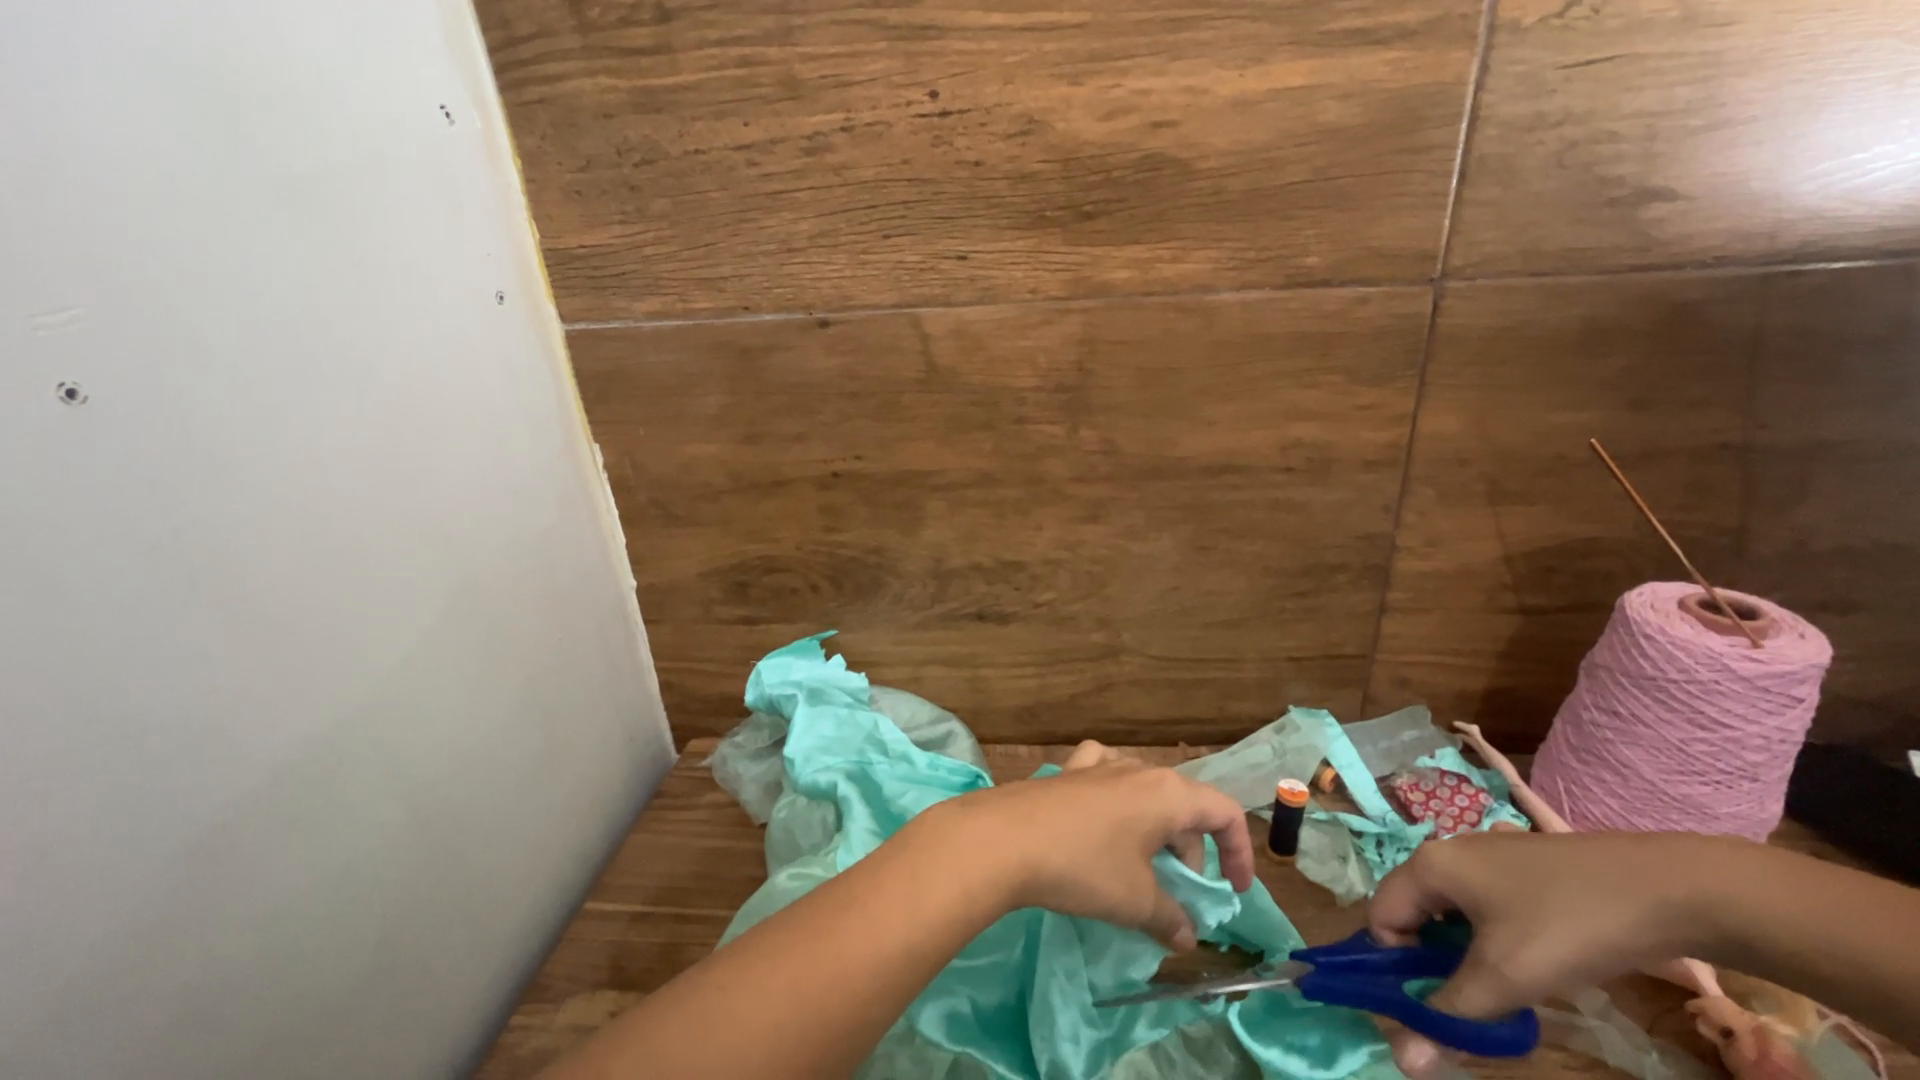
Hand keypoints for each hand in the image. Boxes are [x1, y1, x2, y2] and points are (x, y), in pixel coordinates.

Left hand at [913, 741, 1254, 952]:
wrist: (1000, 841)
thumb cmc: (1081, 867)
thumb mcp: (1134, 902)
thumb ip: (1169, 920)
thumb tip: (1186, 939)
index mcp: (1168, 793)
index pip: (1224, 813)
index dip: (1239, 853)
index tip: (1232, 892)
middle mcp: (1138, 769)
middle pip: (1183, 807)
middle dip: (1188, 854)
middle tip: (1173, 895)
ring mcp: (1098, 765)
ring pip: (1145, 794)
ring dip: (1153, 831)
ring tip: (1138, 867)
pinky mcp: (1065, 773)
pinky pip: (1104, 779)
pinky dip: (1114, 801)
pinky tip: (1100, 821)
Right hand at [1368, 831, 1732, 1073]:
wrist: (1671, 888)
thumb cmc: (1569, 924)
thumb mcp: (1506, 976)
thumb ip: (1450, 1015)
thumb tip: (1402, 1062)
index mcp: (1429, 865)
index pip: (1381, 918)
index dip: (1396, 966)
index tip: (1436, 1003)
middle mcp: (1449, 852)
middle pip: (1414, 914)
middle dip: (1433, 964)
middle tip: (1474, 1002)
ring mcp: (1489, 855)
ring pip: (1453, 913)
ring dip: (1466, 956)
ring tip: (1508, 987)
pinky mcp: (1524, 866)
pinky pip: (1485, 906)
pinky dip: (1494, 939)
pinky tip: (1535, 961)